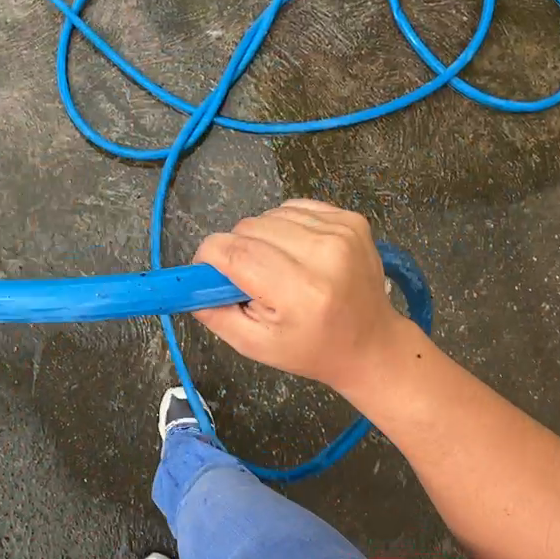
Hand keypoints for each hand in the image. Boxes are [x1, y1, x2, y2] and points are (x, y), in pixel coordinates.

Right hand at [190, 200, 411, 392]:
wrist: (371, 343)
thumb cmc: (311, 349)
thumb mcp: (255, 345)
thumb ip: (214, 312)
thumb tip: (188, 282)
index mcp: (301, 292)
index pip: (235, 252)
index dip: (209, 256)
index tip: (206, 271)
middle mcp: (324, 254)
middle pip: (249, 228)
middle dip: (236, 250)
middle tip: (249, 279)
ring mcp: (341, 232)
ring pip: (269, 215)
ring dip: (262, 238)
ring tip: (277, 268)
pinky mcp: (351, 219)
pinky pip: (294, 208)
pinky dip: (285, 227)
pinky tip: (296, 253)